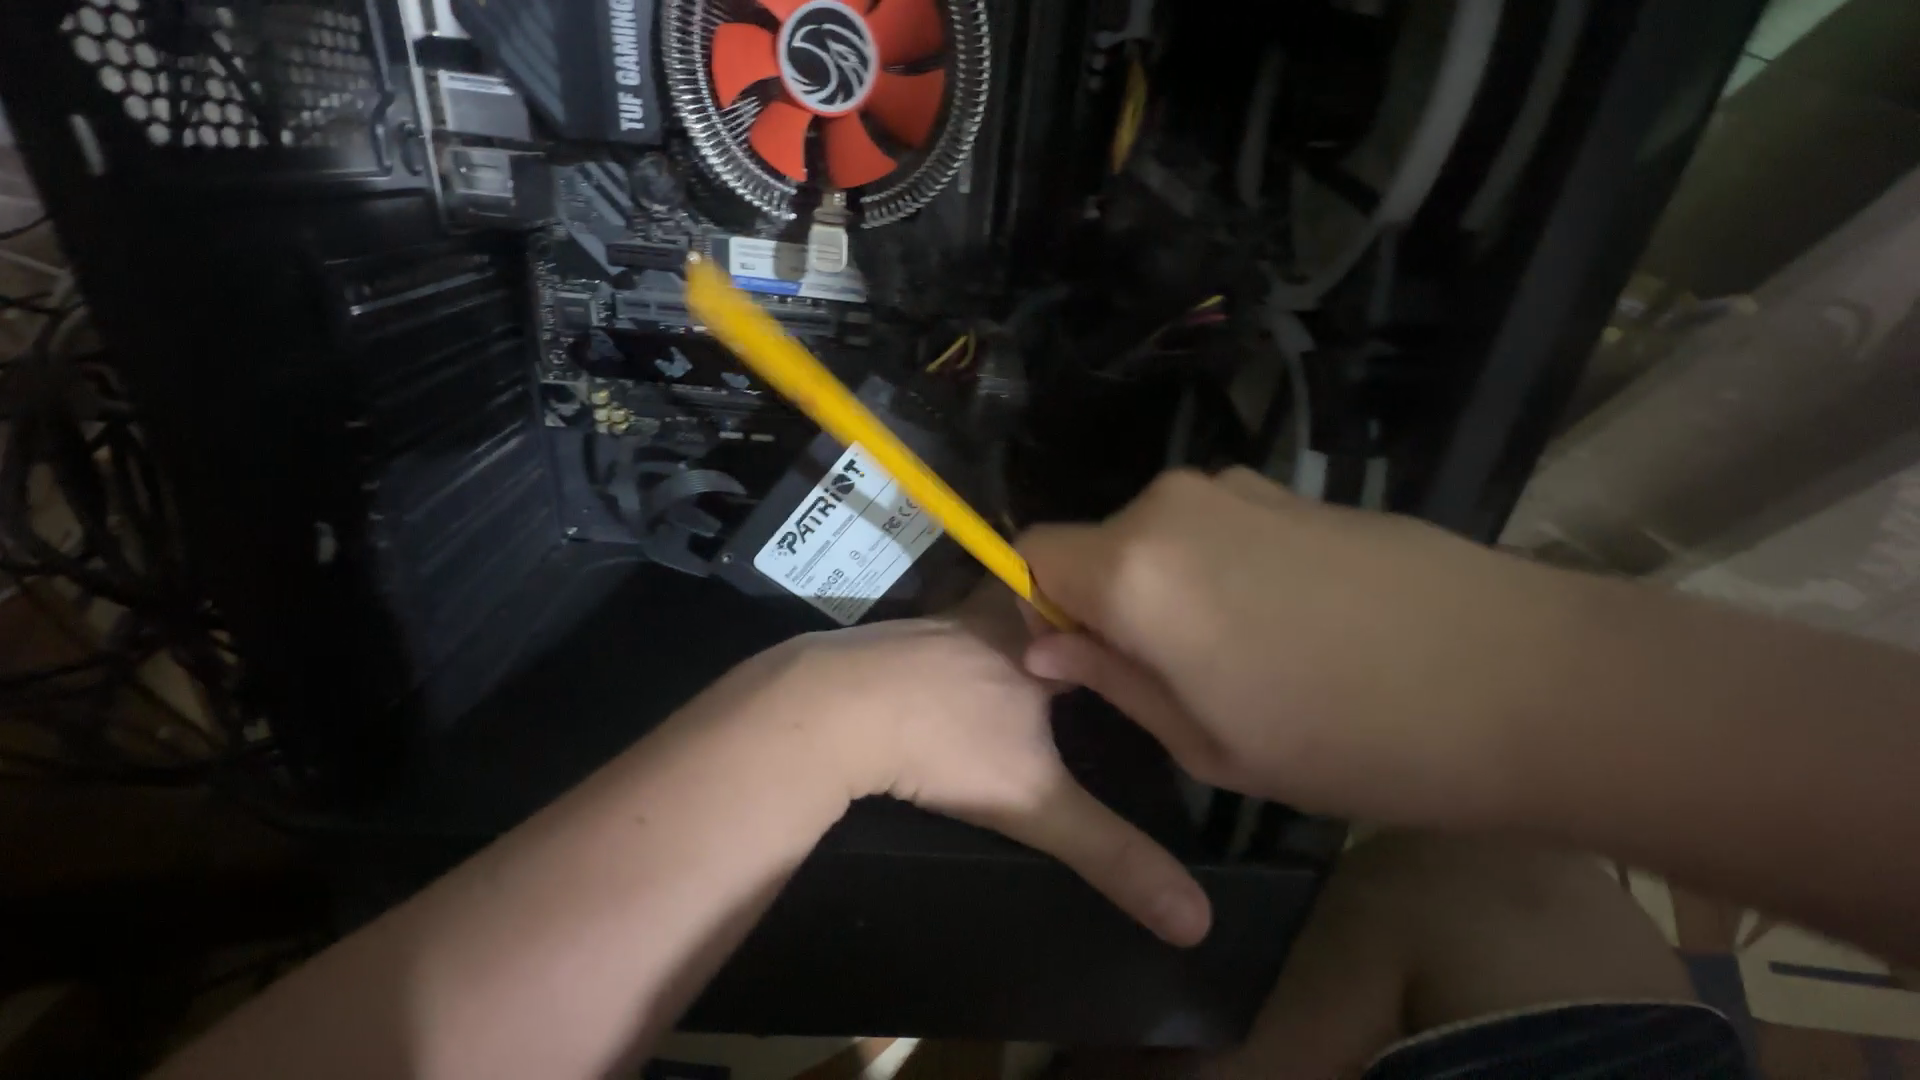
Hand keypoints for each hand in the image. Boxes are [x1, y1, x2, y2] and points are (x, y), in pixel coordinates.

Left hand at [763, 587, 1212, 946]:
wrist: (832, 709)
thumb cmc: (946, 745)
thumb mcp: (1035, 804)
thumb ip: (1112, 854)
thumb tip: (1197, 923)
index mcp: (1037, 643)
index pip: (1094, 617)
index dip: (1115, 627)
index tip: (1137, 640)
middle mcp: (990, 616)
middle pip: (1040, 601)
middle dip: (1062, 618)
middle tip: (1085, 644)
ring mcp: (935, 622)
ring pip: (986, 610)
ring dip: (1007, 627)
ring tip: (1028, 659)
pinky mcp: (889, 637)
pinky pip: (938, 632)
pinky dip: (951, 646)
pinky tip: (944, 678)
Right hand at [1018, 469, 1585, 828]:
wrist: (1528, 679)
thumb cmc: (1346, 738)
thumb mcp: (1206, 744)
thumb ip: (1113, 681)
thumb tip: (1048, 649)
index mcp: (1134, 568)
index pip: (1030, 555)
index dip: (1040, 609)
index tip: (1082, 661)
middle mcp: (1172, 505)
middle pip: (1097, 544)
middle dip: (1107, 602)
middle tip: (1170, 676)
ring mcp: (1239, 487)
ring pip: (1157, 536)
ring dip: (1167, 586)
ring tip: (1241, 653)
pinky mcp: (1294, 489)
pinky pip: (1216, 525)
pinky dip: (1220, 567)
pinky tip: (1293, 621)